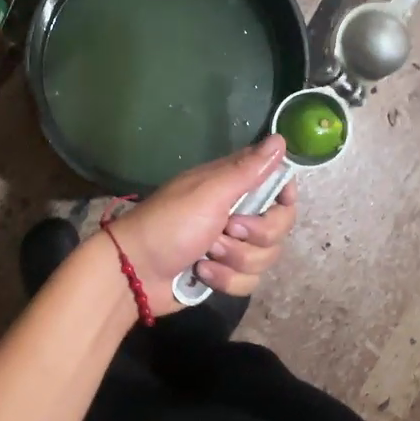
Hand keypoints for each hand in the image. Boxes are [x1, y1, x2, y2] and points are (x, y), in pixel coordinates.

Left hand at [106, 135, 297, 312]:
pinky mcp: (224, 272)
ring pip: (265, 258)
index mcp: (231, 185)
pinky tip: (201, 272)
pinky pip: (248, 281)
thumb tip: (281, 139)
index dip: (284, 196)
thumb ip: (247, 170)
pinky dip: (224, 280)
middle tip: (226, 230)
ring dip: (235, 260)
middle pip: (278, 227)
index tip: (280, 203)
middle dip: (256, 235)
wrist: (135, 270)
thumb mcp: (210, 193)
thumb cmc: (170, 224)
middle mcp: (235, 212)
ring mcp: (230, 245)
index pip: (278, 185)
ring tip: (205, 254)